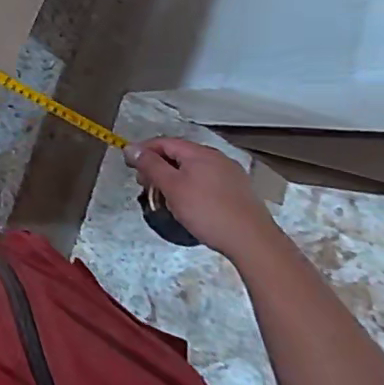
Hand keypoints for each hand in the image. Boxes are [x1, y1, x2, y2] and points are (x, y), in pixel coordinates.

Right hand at [126, 137, 284, 259]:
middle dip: (158, 166)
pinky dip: (191, 186)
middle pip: (179, 154)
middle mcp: (217, 158)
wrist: (253, 242)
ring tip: (165, 197)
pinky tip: (189, 204)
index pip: (164, 142)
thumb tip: (131, 147)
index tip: (130, 167)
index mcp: (200, 153)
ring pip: (193, 169)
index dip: (143, 151)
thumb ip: (149, 165)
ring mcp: (231, 175)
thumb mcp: (171, 187)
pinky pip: (207, 181)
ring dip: (173, 178)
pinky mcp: (239, 192)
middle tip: (146, 186)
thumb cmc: (207, 211)